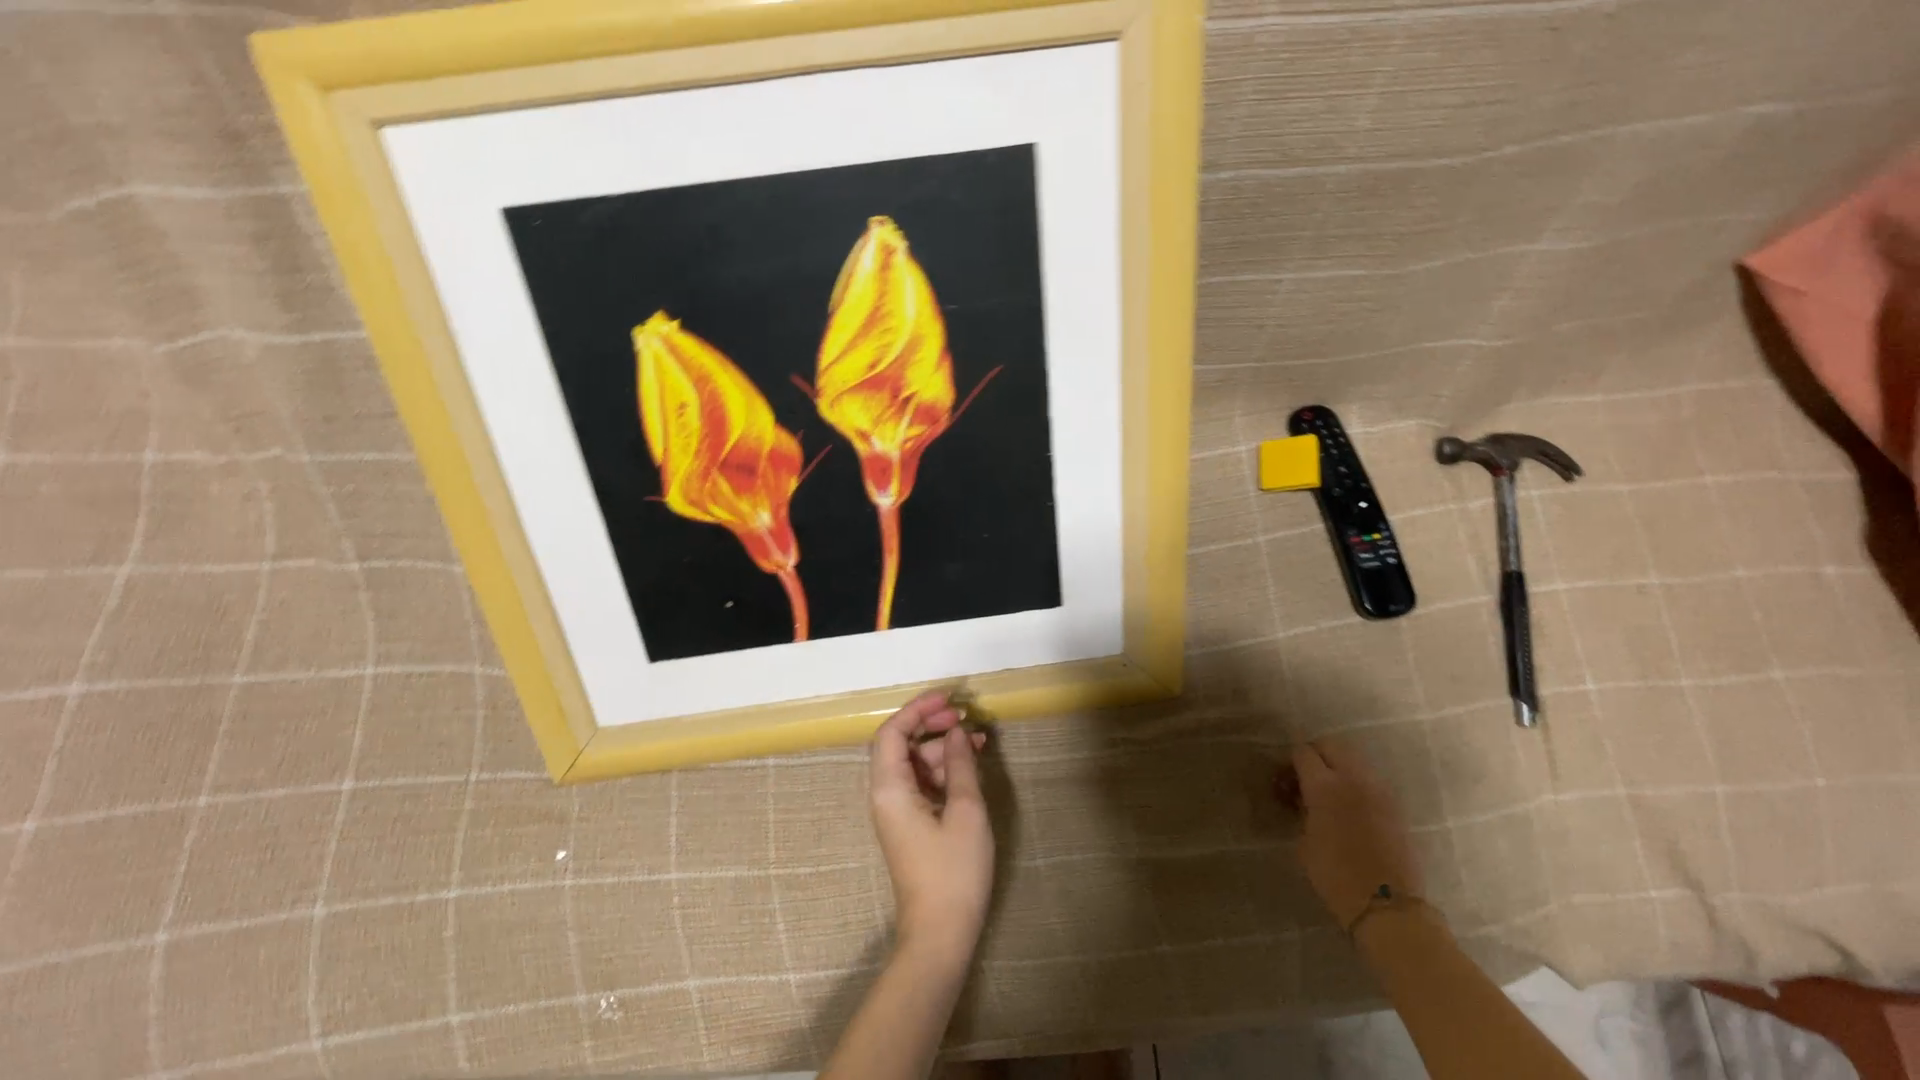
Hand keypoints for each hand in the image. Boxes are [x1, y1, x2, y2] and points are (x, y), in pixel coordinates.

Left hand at [868, 690, 994, 970]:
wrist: (941, 931)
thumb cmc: (954, 871)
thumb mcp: (966, 811)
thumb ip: (960, 765)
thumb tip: (956, 731)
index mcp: (889, 789)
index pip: (892, 733)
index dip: (917, 709)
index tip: (948, 698)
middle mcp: (885, 795)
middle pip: (901, 745)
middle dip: (931, 725)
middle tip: (965, 715)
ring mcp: (897, 812)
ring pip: (915, 764)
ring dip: (943, 748)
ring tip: (978, 741)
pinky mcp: (911, 825)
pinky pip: (922, 784)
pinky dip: (944, 770)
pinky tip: (971, 766)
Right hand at [1287, 739, 1422, 931]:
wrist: (1385, 903)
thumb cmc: (1334, 875)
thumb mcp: (1304, 842)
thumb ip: (1302, 811)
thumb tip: (1301, 799)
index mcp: (1325, 786)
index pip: (1303, 753)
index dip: (1290, 762)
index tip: (1284, 780)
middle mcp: (1353, 779)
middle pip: (1332, 745)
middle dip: (1315, 754)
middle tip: (1304, 777)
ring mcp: (1378, 790)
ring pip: (1354, 760)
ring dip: (1337, 767)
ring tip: (1327, 793)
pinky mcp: (1394, 805)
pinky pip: (1369, 780)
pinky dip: (1355, 783)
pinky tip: (1348, 807)